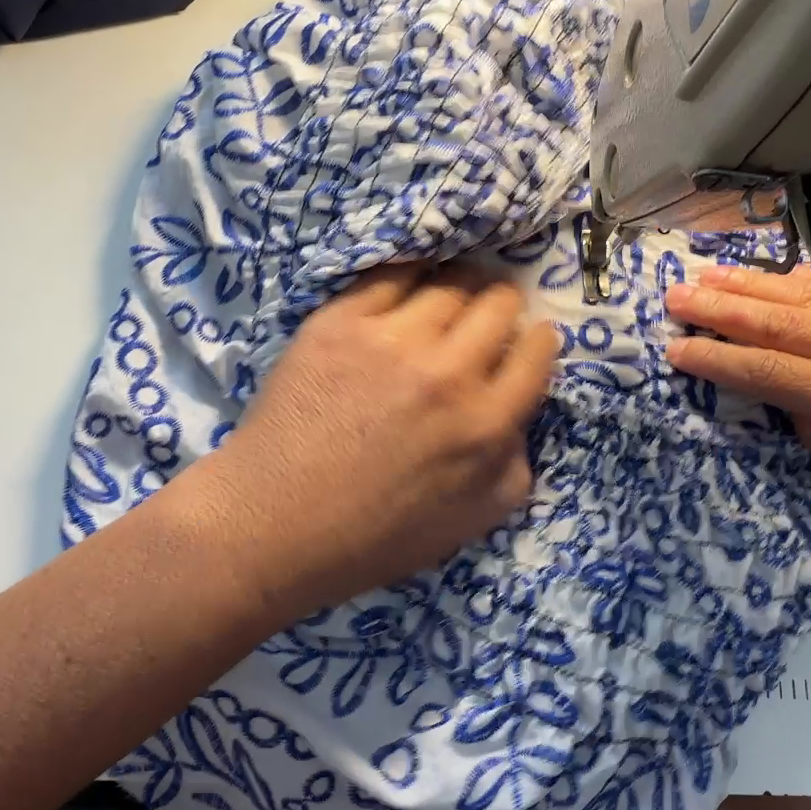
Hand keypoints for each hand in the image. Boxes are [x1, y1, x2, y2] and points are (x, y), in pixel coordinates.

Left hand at [190, 261, 559, 610]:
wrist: (274, 523)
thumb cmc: (373, 536)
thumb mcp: (471, 521)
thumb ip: (513, 465)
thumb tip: (518, 415)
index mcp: (486, 425)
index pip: (537, 352)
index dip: (536, 339)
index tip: (524, 338)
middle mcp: (447, 373)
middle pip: (498, 302)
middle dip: (502, 302)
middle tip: (487, 311)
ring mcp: (390, 341)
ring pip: (449, 280)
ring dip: (458, 282)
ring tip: (447, 292)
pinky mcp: (338, 323)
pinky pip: (390, 274)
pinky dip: (409, 274)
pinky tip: (408, 281)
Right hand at [664, 266, 810, 568]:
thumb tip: (786, 401)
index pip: (773, 373)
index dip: (718, 360)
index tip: (674, 349)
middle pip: (785, 322)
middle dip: (721, 309)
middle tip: (673, 296)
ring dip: (754, 285)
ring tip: (706, 276)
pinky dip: (805, 282)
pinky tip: (776, 277)